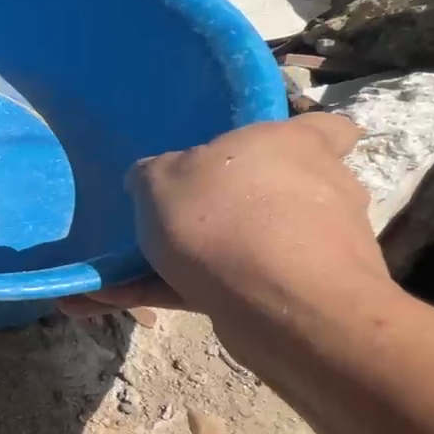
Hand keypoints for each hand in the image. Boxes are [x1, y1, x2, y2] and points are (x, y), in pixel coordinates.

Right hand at [58, 113, 387, 325]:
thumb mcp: (158, 178)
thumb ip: (157, 173)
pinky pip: (221, 287)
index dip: (289, 138)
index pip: (322, 127)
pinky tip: (111, 300)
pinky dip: (172, 293)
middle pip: (268, 191)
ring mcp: (312, 245)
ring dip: (183, 261)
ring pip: (239, 245)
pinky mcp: (296, 292)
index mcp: (293, 146)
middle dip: (220, 208)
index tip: (244, 156)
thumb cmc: (222, 217)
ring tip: (111, 279)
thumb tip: (163, 178)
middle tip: (164, 221)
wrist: (283, 306)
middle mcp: (316, 189)